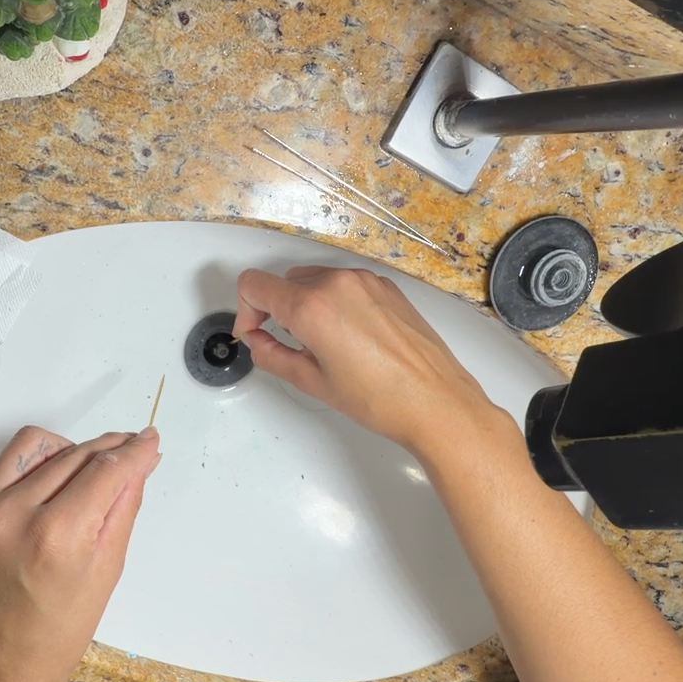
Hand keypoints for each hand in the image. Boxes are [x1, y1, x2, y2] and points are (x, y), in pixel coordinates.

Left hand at [0, 425, 161, 681]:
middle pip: (75, 454)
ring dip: (70, 447)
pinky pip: (5, 469)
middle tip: (131, 450)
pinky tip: (52, 487)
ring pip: (35, 446)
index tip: (149, 439)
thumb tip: (139, 465)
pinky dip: (36, 469)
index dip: (134, 450)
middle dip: (109, 448)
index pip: (105, 470)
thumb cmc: (56, 639)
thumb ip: (123, 509)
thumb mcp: (105, 574)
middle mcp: (13, 515)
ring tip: (90, 466)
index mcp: (56, 536)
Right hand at [233, 266, 509, 454]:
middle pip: (282, 281)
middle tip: (285, 344)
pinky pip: (342, 283)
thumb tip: (257, 341)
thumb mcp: (312, 381)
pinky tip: (346, 337)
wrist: (436, 402)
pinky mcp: (384, 286)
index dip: (246, 310)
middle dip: (274, 310)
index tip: (255, 332)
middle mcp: (337, 283)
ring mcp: (364, 281)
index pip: (254, 284)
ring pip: (312, 279)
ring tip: (319, 344)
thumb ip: (271, 355)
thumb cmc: (381, 398)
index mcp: (313, 307)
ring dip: (303, 305)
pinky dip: (332, 302)